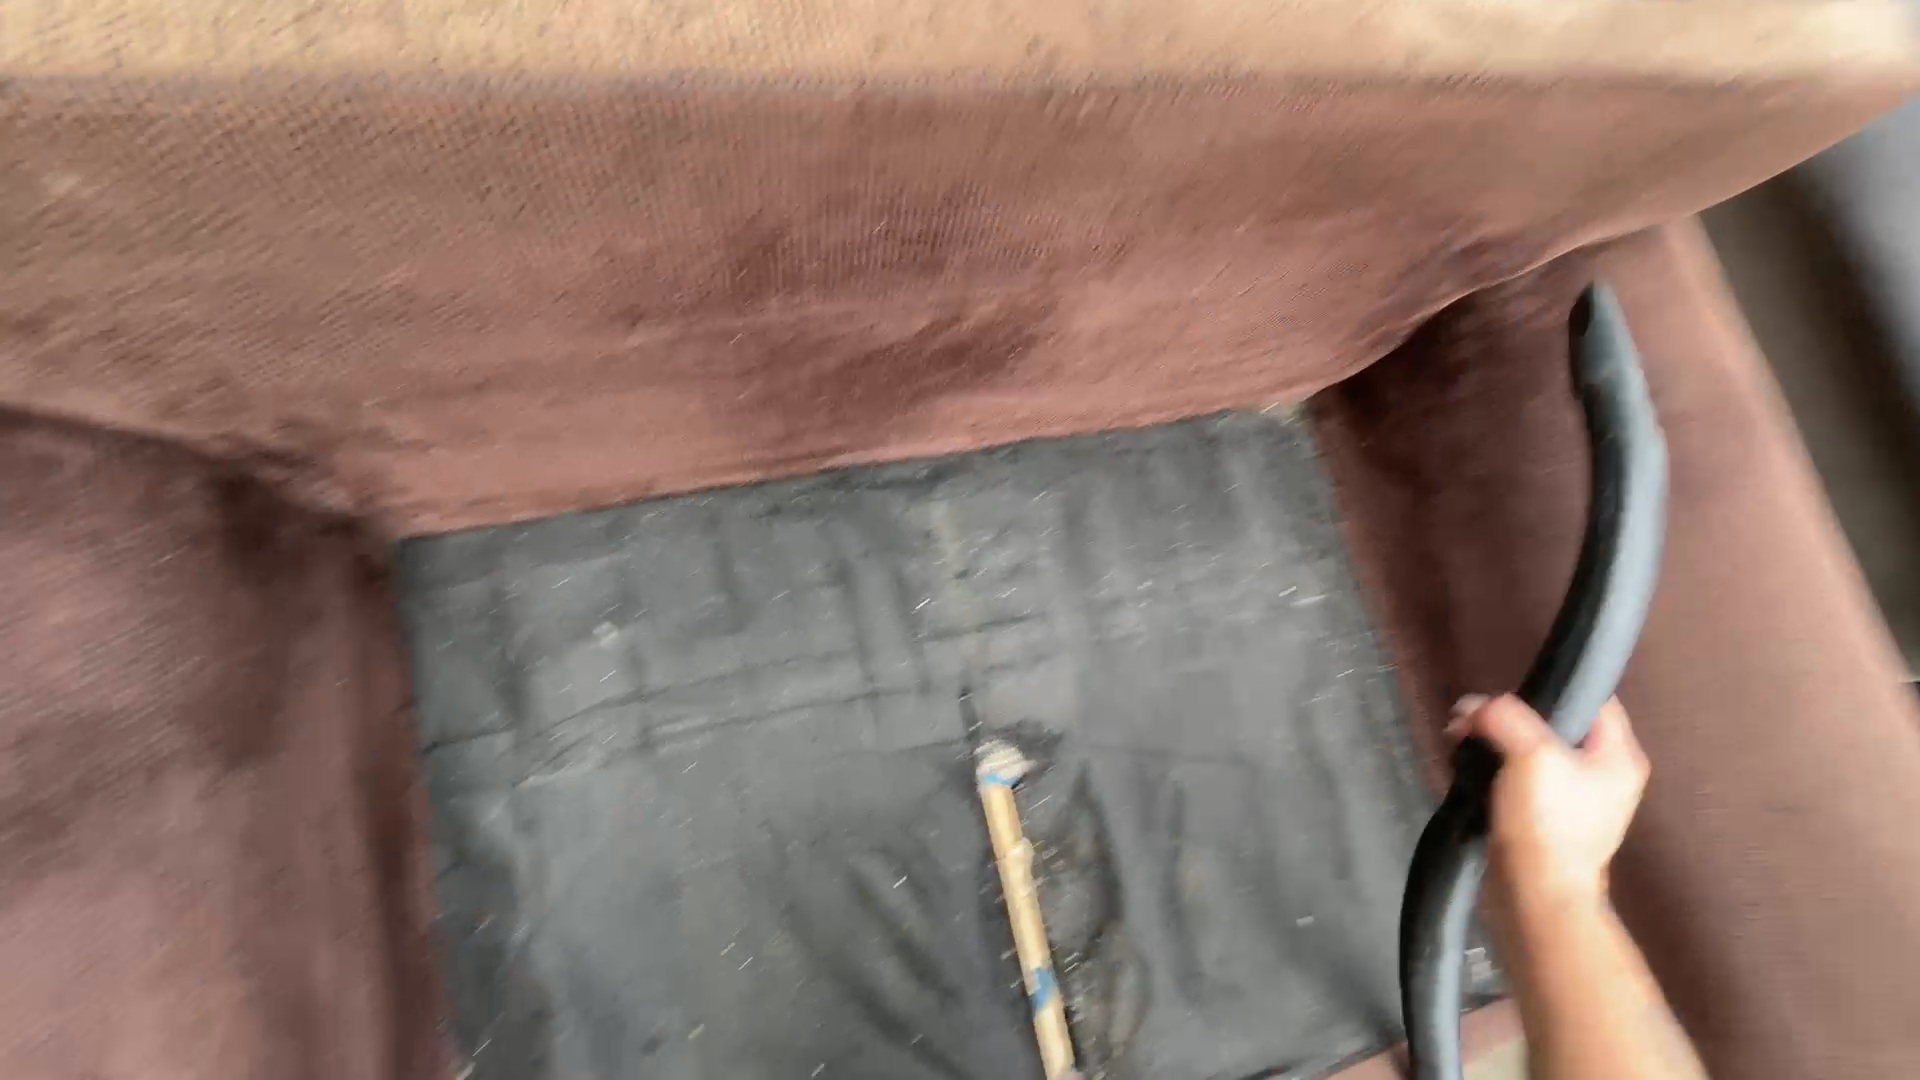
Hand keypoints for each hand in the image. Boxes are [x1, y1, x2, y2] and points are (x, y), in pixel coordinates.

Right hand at [1447, 694, 1648, 906]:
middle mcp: (1598, 772)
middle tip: (1469, 717)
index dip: (1551, 688)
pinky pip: (1512, 769)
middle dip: (1503, 714)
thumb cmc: (1548, 821)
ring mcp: (1569, 794)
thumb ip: (1506, 717)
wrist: (1536, 890)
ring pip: (1525, 744)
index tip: (1509, 691)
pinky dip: (1488, 760)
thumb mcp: (1532, 755)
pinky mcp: (1539, 810)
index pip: (1592, 700)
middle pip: (1549, 720)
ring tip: (1458, 736)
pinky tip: (1465, 761)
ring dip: (1489, 735)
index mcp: (1616, 757)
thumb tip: (1480, 706)